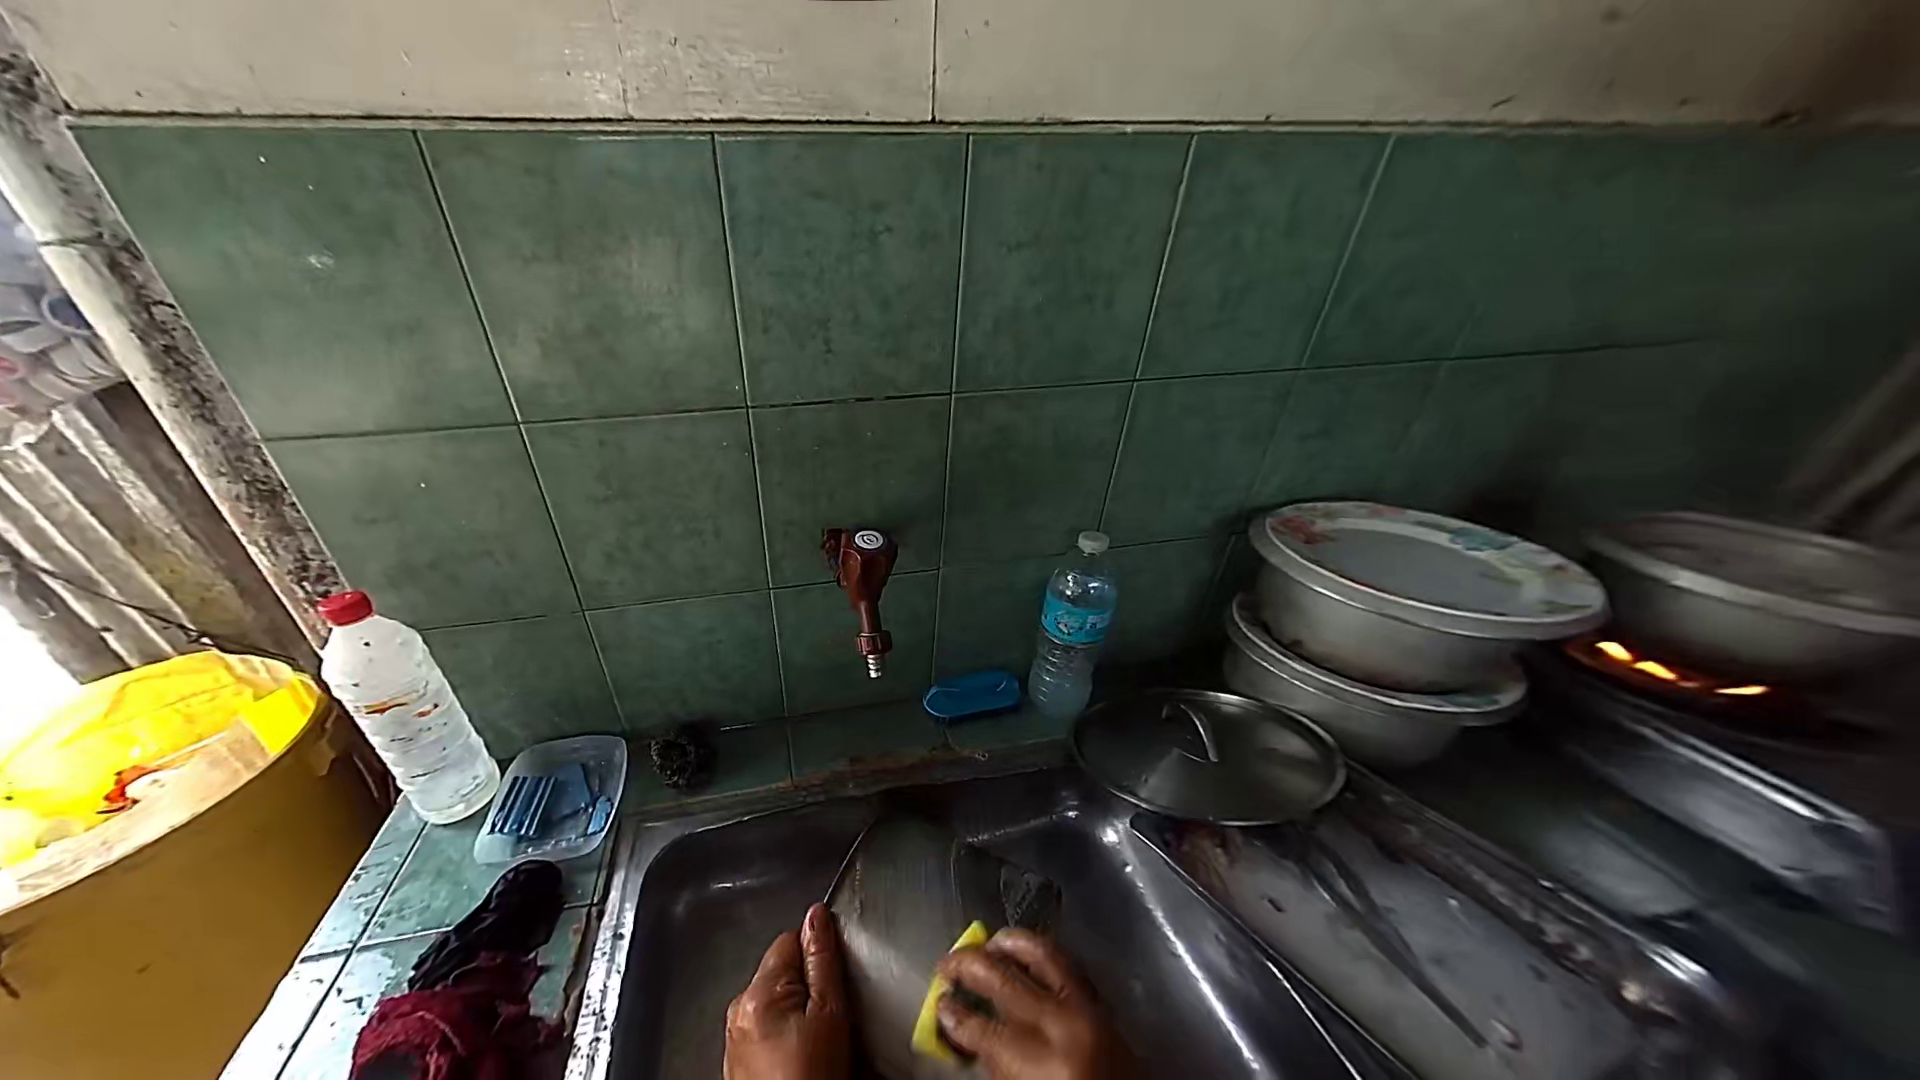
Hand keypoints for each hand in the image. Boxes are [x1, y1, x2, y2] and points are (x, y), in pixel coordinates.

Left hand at [724, 903, 850, 1079]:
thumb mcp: (831, 1014)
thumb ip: (823, 959)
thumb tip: (818, 916)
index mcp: (756, 993)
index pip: (791, 939)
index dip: (818, 954)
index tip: (833, 979)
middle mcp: (737, 1011)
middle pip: (782, 969)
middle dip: (808, 983)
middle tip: (829, 1014)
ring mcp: (734, 1039)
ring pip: (776, 999)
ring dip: (798, 1009)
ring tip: (818, 1040)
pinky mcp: (738, 1063)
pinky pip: (766, 1028)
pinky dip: (785, 1033)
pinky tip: (802, 1056)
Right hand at [935, 928, 1133, 1079]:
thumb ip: (998, 1064)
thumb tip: (969, 1032)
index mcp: (1038, 1065)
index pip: (983, 1029)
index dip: (955, 1015)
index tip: (940, 1002)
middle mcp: (1062, 1026)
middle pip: (1004, 979)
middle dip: (968, 966)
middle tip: (948, 961)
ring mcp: (1087, 1008)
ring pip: (1040, 954)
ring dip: (1008, 943)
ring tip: (986, 942)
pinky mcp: (1104, 1003)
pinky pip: (1067, 961)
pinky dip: (1042, 950)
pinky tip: (1025, 949)